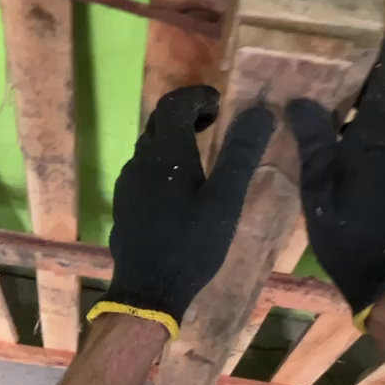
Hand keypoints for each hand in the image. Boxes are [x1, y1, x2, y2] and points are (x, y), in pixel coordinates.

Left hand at [97, 86, 273, 331]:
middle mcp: (140, 160)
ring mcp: (128, 183)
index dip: (197, 97)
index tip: (219, 103)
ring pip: (150, 147)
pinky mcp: (125, 204)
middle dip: (186, 114)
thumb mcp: (226, 199)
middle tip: (214, 122)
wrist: (148, 288)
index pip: (174, 104)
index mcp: (166, 153)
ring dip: (174, 138)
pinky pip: (144, 169)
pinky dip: (164, 162)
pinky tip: (181, 186)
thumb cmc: (192, 243)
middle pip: (159, 122)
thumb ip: (241, 153)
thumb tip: (260, 111)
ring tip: (201, 151)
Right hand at [286, 37, 384, 315]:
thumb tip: (299, 100)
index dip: (383, 55)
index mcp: (375, 140)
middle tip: (363, 58)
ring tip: (350, 103)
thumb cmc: (347, 233)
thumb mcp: (318, 189)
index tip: (375, 31)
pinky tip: (359, 150)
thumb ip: (312, 141)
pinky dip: (380, 136)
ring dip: (380, 107)